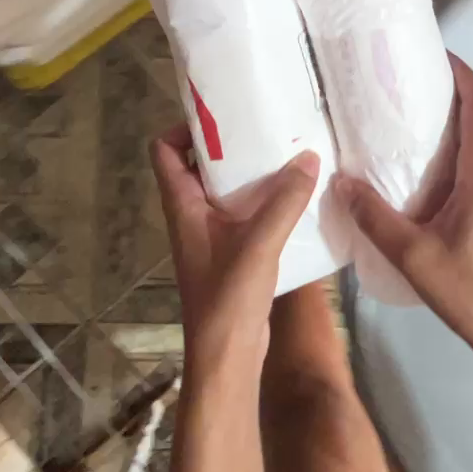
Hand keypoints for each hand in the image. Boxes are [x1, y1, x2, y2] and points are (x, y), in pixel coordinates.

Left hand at [150, 125, 318, 369]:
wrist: (227, 356)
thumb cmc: (228, 297)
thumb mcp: (259, 243)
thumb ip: (284, 201)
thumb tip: (309, 157)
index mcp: (183, 206)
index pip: (164, 151)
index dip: (184, 128)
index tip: (222, 114)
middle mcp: (192, 215)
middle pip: (200, 166)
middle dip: (229, 145)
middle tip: (265, 126)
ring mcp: (212, 235)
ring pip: (226, 190)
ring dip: (251, 173)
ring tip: (286, 154)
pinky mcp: (233, 252)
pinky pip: (245, 213)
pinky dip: (265, 199)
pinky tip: (297, 197)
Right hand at [338, 55, 472, 365]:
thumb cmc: (468, 288)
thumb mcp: (413, 254)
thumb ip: (375, 217)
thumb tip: (339, 181)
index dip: (461, 73)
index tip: (431, 54)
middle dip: (451, 88)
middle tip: (406, 79)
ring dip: (454, 115)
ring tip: (408, 111)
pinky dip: (456, 142)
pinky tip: (423, 158)